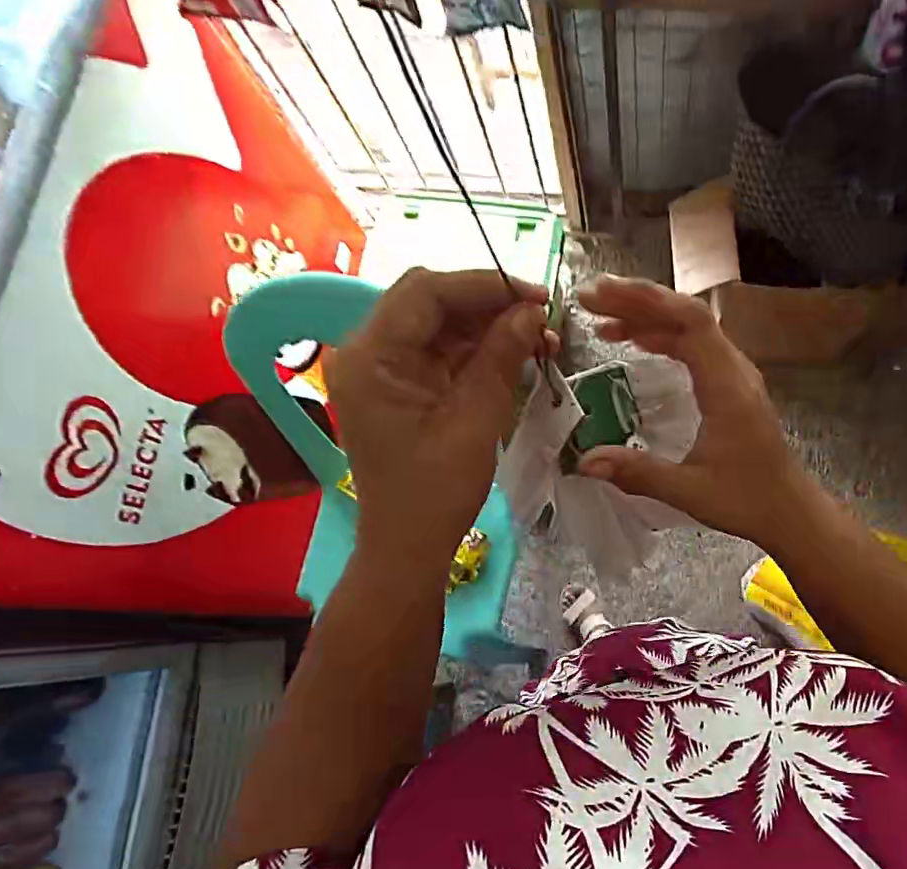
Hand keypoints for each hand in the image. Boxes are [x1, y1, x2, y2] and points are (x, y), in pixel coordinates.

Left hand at [327, 268, 549, 567]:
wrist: (407, 545)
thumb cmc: (437, 493)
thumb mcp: (476, 422)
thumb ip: (500, 359)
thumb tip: (532, 312)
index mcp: (371, 358)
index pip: (426, 292)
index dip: (485, 285)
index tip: (537, 296)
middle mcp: (365, 352)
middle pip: (429, 302)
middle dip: (488, 305)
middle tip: (540, 317)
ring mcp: (378, 369)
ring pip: (437, 325)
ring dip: (485, 327)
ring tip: (536, 339)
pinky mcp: (395, 386)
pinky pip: (437, 353)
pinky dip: (474, 351)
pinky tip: (511, 355)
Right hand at [574, 275, 817, 545]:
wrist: (789, 510)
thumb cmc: (747, 500)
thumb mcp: (688, 490)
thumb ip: (637, 473)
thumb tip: (584, 462)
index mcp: (727, 388)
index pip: (689, 323)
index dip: (644, 302)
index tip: (602, 296)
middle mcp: (734, 371)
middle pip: (687, 316)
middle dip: (638, 302)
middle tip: (590, 299)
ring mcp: (735, 375)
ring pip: (691, 329)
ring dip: (649, 318)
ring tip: (603, 320)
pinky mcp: (732, 386)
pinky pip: (696, 347)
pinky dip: (663, 338)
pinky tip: (637, 342)